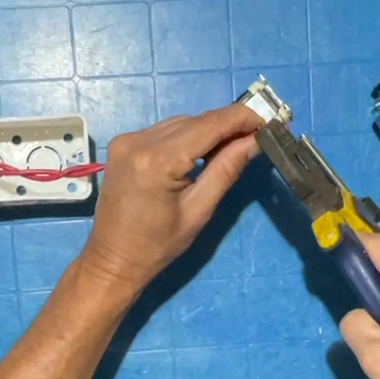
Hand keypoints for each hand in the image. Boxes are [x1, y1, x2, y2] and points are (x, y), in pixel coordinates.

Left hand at [78, 105, 260, 290]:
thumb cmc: (157, 246)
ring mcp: (127, 140)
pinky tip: (200, 152)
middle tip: (255, 136)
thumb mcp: (198, 211)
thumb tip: (254, 141)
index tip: (267, 120)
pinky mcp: (122, 144)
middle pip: (194, 121)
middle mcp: (138, 141)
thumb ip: (226, 170)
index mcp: (157, 160)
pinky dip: (185, 136)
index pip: (208, 125)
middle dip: (227, 125)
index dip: (240, 118)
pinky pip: (163, 131)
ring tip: (231, 146)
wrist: (112, 260)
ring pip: (179, 123)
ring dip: (206, 130)